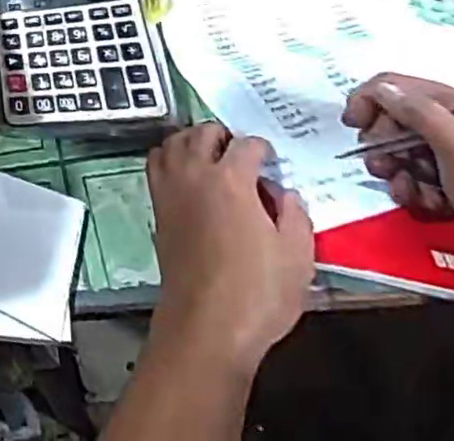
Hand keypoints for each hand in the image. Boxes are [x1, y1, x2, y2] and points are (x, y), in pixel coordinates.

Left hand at [146, 124, 313, 368]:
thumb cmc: (257, 291)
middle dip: (224, 136)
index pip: (247, 145)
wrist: (207, 321)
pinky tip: (185, 173)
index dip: (263, 149)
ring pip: (174, 141)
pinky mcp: (156, 203)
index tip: (270, 160)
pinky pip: (157, 162)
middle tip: (239, 153)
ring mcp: (170, 186)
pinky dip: (169, 156)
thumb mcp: (297, 256)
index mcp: (231, 179)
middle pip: (203, 132)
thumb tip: (285, 194)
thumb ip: (295, 215)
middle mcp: (194, 172)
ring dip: (192, 140)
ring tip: (210, 155)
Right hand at [342, 74, 453, 294]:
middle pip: (399, 120)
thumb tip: (382, 87)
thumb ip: (423, 117)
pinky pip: (423, 179)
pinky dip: (418, 193)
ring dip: (400, 173)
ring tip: (412, 197)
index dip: (369, 100)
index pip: (400, 87)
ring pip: (406, 152)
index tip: (352, 127)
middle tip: (383, 169)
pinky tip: (429, 208)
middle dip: (383, 144)